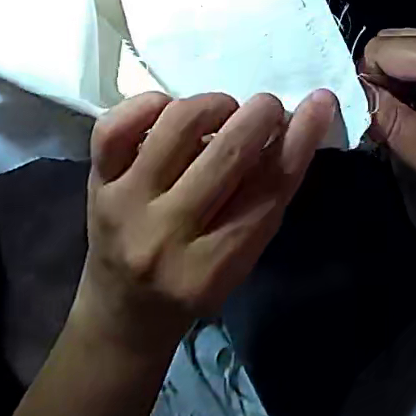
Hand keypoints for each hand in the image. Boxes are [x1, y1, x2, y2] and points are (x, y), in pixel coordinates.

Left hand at [69, 89, 335, 359]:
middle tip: (268, 108)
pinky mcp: (96, 180)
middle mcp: (165, 235)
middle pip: (226, 155)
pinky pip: (116, 124)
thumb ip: (264, 198)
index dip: (300, 140)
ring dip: (213, 104)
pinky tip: (168, 110)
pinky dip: (149, 104)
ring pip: (177, 126)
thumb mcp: (240, 259)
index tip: (319, 102)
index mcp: (212, 267)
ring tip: (222, 111)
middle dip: (259, 116)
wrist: (123, 312)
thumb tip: (291, 125)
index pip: (268, 191)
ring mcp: (124, 204)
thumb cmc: (193, 284)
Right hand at [361, 29, 415, 232]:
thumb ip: (390, 124)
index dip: (365, 82)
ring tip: (403, 127)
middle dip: (380, 82)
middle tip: (383, 127)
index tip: (366, 122)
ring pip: (412, 54)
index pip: (382, 49)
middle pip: (396, 44)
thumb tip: (348, 96)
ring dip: (399, 87)